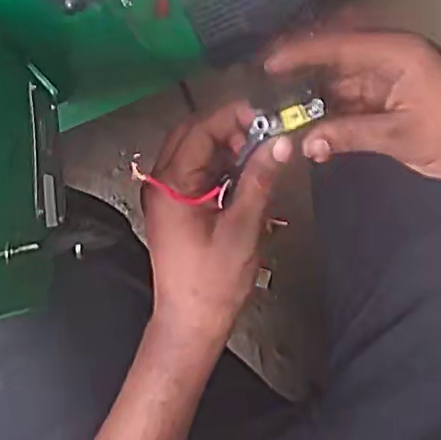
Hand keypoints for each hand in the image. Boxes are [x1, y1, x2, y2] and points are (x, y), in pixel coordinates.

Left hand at [139, 102, 292, 345]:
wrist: (190, 323)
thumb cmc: (212, 281)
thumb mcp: (243, 227)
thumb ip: (259, 179)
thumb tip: (280, 143)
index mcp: (170, 184)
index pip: (199, 130)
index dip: (232, 117)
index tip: (263, 116)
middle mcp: (160, 182)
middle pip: (192, 134)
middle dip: (228, 128)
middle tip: (261, 135)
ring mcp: (165, 194)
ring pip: (193, 150)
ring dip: (224, 146)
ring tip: (257, 154)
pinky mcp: (174, 206)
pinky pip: (195, 170)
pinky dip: (219, 164)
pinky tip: (243, 173)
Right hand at [265, 31, 440, 180]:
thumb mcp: (398, 135)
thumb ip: (347, 134)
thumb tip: (305, 143)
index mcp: (397, 52)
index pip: (339, 46)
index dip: (301, 53)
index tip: (268, 63)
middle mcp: (391, 56)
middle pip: (337, 59)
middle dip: (303, 72)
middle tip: (267, 84)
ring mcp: (391, 75)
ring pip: (342, 80)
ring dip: (316, 96)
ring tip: (281, 108)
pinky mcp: (392, 93)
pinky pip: (354, 96)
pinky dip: (333, 109)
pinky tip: (309, 123)